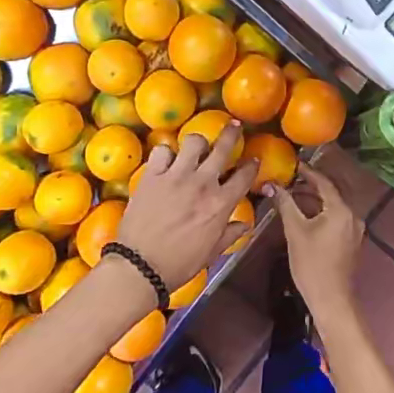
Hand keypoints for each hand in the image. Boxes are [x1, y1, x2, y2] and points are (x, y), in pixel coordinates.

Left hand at [119, 121, 258, 287]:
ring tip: (196, 145)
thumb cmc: (179, 264)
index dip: (251, 166)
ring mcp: (176, 176)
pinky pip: (162, 151)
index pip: (244, 176)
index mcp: (220, 204)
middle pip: (222, 149)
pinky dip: (166, 152)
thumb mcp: (211, 253)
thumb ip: (230, 235)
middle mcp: (202, 183)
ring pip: (193, 142)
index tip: (253, 159)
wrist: (140, 267)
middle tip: (234, 125)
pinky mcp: (152, 176)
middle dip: (231, 134)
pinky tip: (166, 159)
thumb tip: (244, 225)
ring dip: (198, 142)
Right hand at [266, 163, 364, 315]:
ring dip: (316, 200)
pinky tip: (307, 217)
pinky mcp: (352, 241)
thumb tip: (271, 185)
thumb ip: (285, 204)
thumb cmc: (311, 264)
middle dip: (311, 186)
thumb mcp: (295, 231)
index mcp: (341, 210)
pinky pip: (338, 218)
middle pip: (331, 193)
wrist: (331, 298)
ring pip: (334, 207)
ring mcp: (355, 229)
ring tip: (294, 197)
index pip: (324, 183)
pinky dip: (323, 213)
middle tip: (291, 180)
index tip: (294, 165)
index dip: (308, 172)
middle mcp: (353, 216)